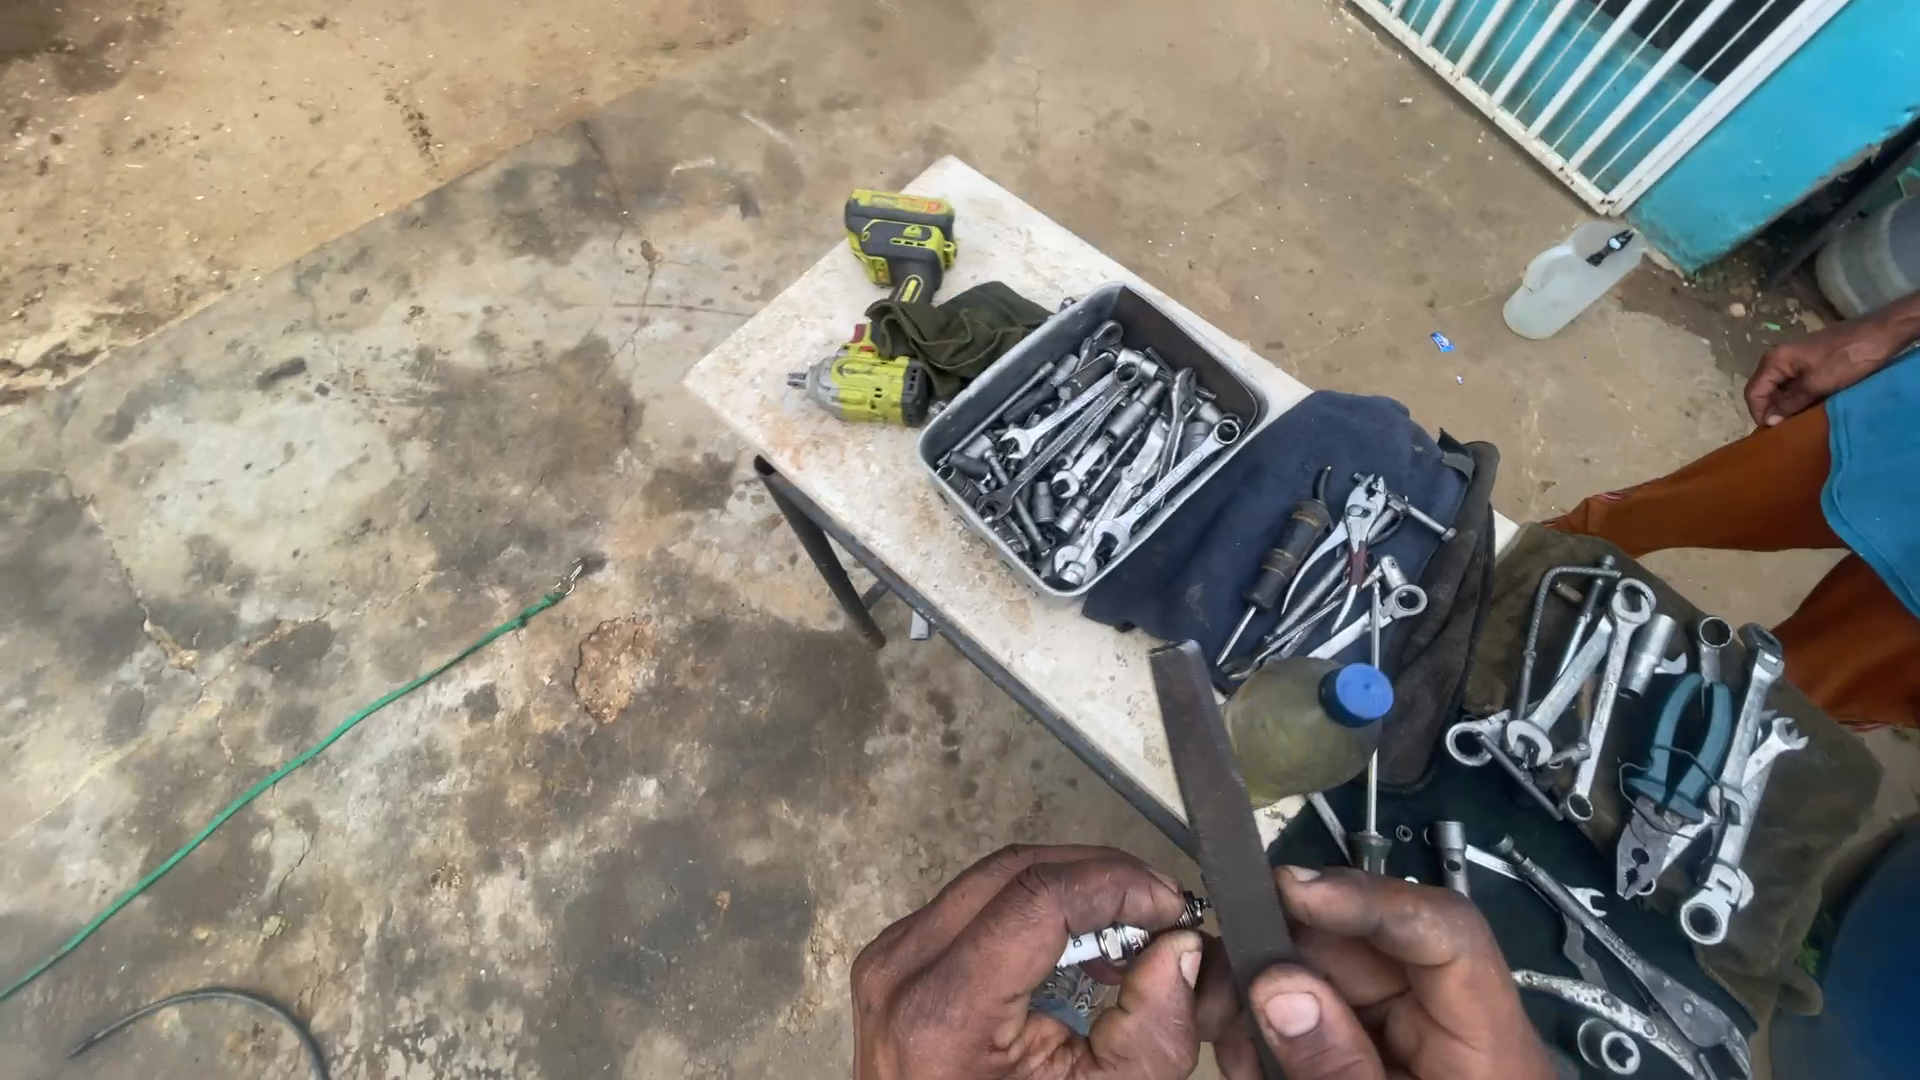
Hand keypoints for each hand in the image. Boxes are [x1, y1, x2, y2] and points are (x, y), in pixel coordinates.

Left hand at [852, 845, 1206, 1079]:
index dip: (1114, 884)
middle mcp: (904, 964)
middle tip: (1159, 904)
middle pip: (1017, 869)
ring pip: (997, 872)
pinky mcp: (902, 943)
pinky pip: (979, 894)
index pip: (1037, 898)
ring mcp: (895, 948)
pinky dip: (1039, 899)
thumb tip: (1180, 948)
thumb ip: (1148, 1037)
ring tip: (1129, 919)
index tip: (1169, 903)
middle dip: (1101, 874)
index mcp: (941, 1013)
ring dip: (1073, 881)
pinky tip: (1081, 931)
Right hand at [1207, 867, 1553, 1079]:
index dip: (1368, 896)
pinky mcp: (1365, 1049)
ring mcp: (1401, 1036)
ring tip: (1223, 1035)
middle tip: (1214, 979)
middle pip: (1360, 945)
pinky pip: (1305, 1010)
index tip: (1286, 890)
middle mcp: (1444, 1023)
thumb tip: (1274, 979)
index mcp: (1489, 1052)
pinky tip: (1245, 1059)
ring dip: (1258, 992)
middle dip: (1279, 950)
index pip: (1445, 933)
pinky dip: (1264, 1027)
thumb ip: (1337, 1073)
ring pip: (1318, 972)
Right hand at [1744, 319, 1904, 425]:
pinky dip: (1802, 392)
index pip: (1754, 392)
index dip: (1759, 412)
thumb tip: (1770, 421)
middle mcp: (1778, 357)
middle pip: (1767, 388)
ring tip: (1801, 414)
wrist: (1887, 329)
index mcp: (1772, 361)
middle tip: (1787, 424)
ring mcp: (1796, 356)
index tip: (1771, 429)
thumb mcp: (1818, 384)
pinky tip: (1814, 399)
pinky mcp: (1813, 356)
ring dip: (1790, 400)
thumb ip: (1790, 403)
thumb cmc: (1848, 357)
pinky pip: (1798, 379)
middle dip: (1775, 407)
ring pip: (1783, 385)